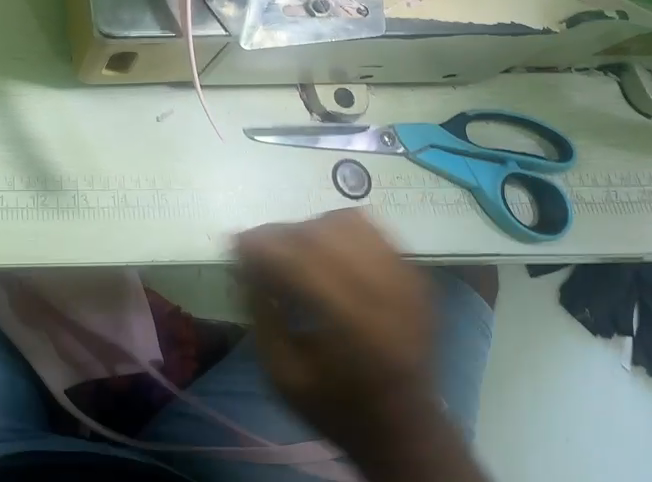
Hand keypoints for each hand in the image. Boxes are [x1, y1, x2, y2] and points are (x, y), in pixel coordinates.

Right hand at [235, 210, 436, 441]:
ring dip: (310, 229)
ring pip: (346, 223)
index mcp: (354, 327)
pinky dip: (340, 231)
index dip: (260, 246)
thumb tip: (241, 260)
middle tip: (259, 250)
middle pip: (320, 234)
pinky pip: (371, 230)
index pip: (299, 261)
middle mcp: (386, 295)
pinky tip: (326, 253)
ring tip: (295, 252)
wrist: (404, 430)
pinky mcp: (416, 276)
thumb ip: (261, 313)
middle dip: (280, 235)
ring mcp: (407, 281)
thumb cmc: (336, 407)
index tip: (234, 245)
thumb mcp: (282, 375)